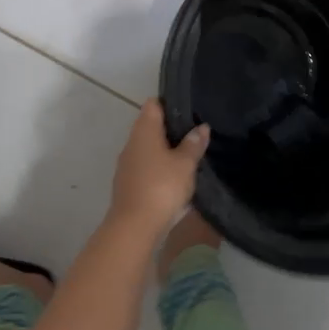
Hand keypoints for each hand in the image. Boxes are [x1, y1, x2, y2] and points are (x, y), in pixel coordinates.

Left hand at [110, 101, 209, 232]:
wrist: (134, 226)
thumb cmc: (161, 187)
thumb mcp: (185, 164)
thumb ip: (193, 144)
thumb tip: (202, 127)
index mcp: (144, 130)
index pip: (153, 104)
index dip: (169, 103)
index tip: (188, 110)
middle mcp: (132, 142)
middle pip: (150, 125)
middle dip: (170, 128)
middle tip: (193, 133)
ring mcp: (127, 163)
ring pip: (147, 147)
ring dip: (164, 150)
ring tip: (187, 155)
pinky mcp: (127, 183)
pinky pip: (144, 166)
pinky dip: (157, 167)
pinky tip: (173, 178)